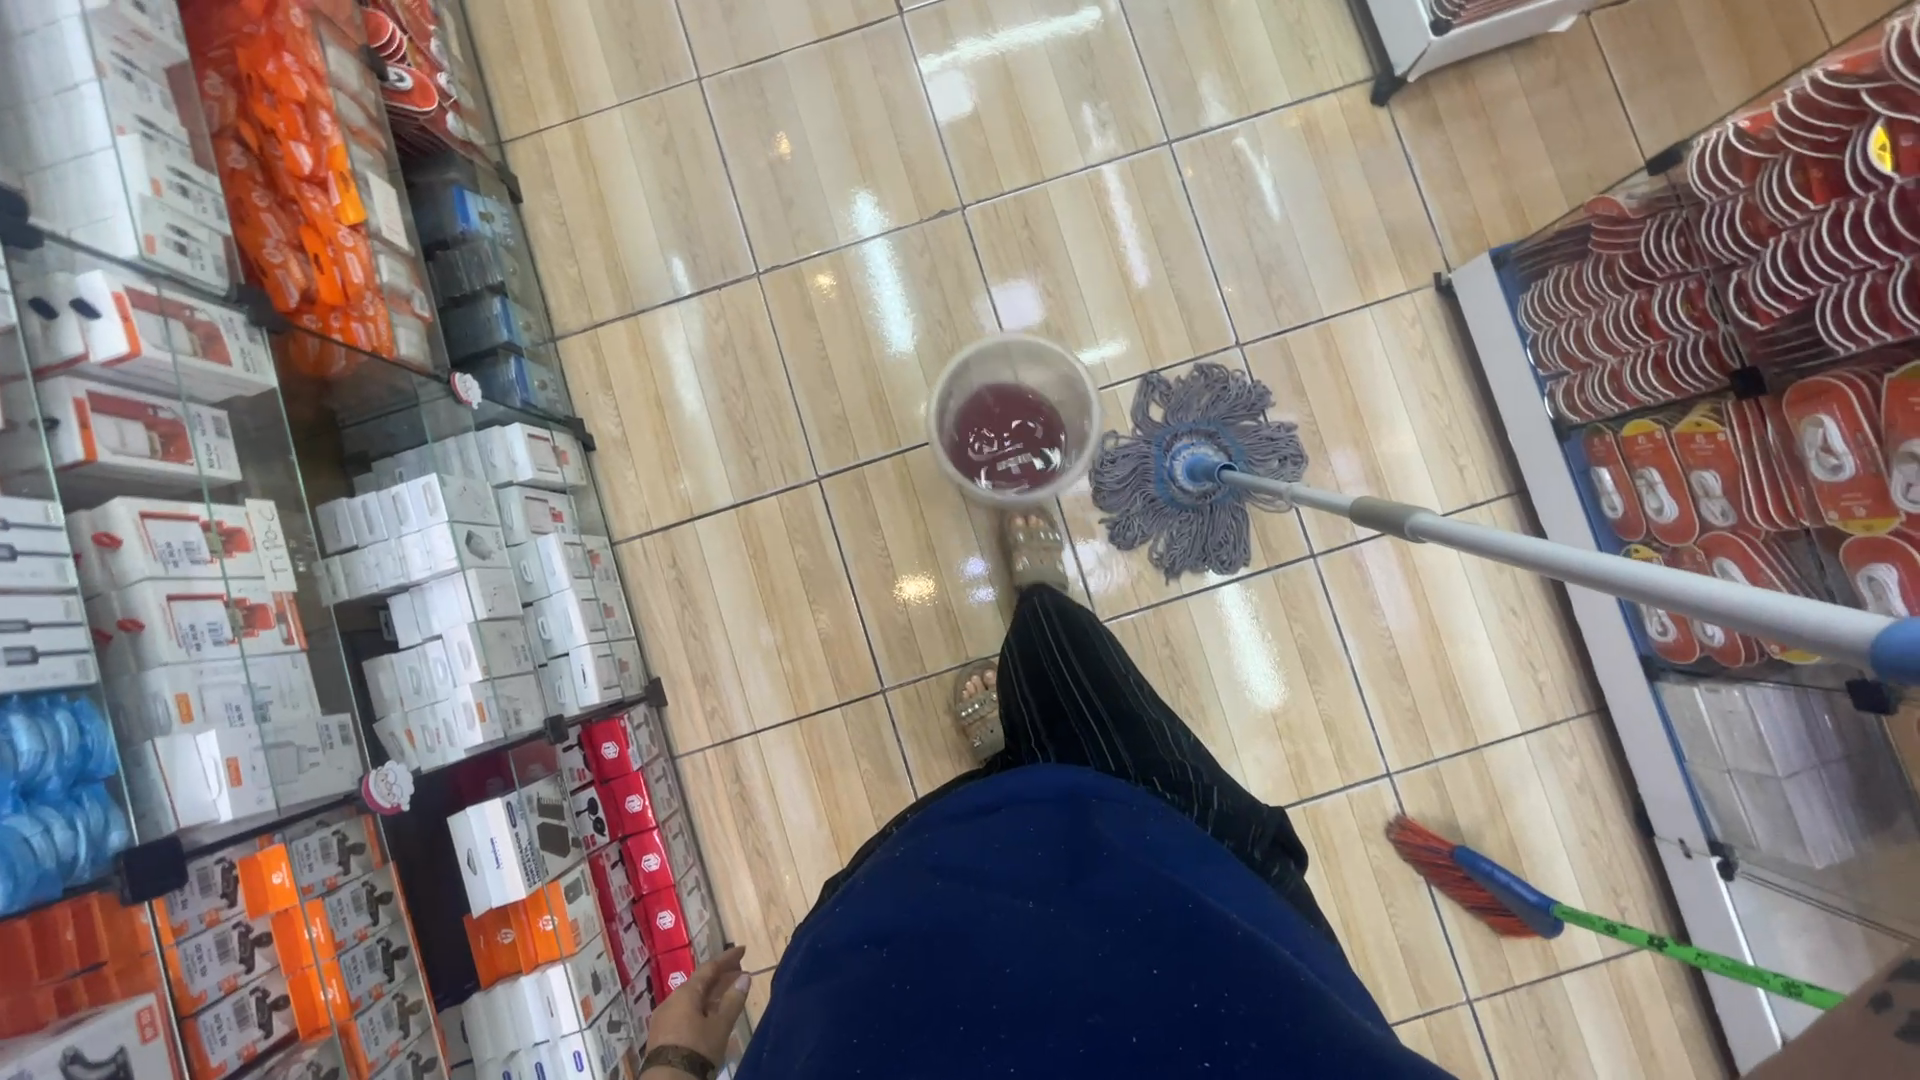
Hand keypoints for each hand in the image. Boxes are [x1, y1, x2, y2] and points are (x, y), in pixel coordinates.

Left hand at [641, 947, 750, 1076]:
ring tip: (728, 995)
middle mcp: (670, 1001)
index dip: (727, 958)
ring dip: (710, 995)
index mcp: (685, 994)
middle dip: (720, 977)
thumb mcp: (720, 1026)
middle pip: (698, 983)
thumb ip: (733, 1000)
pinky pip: (683, 1012)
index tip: (742, 950)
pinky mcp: (660, 1036)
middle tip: (739, 974)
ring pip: (690, 999)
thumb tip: (744, 976)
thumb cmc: (696, 1051)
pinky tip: (709, 1017)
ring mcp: (663, 1019)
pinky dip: (700, 1008)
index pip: (709, 968)